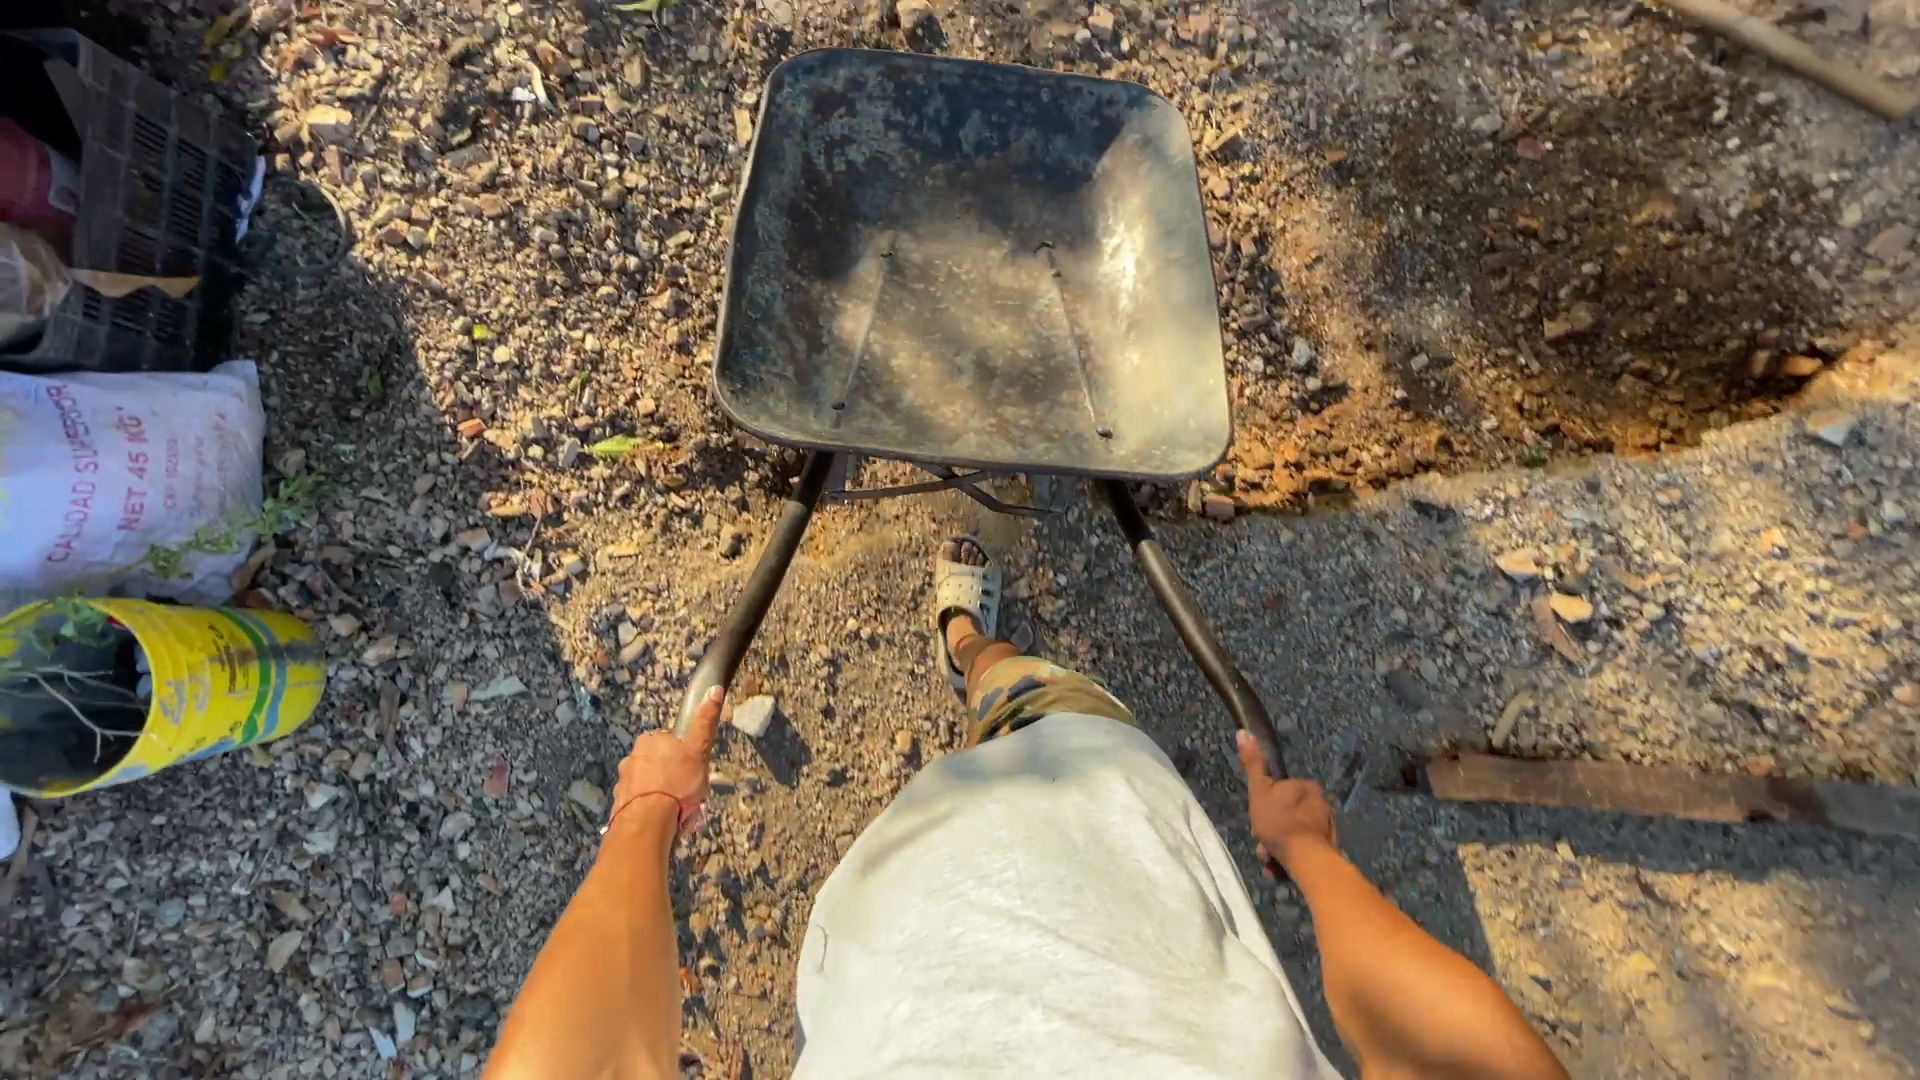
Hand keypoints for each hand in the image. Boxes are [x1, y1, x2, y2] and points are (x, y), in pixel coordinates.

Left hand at [607, 686, 723, 838]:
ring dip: (662, 794)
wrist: (648, 821)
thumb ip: (705, 721)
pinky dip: (651, 809)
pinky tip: (664, 820)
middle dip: (671, 777)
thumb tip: (714, 689)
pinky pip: (640, 803)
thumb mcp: (698, 749)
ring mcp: (623, 782)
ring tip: (678, 812)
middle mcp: (632, 758)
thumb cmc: (677, 782)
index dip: (683, 755)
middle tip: (688, 793)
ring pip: (649, 785)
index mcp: (649, 741)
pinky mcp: (619, 805)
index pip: (669, 742)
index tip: (693, 769)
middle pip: (658, 764)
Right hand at [1235, 728, 1335, 867]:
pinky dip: (1291, 855)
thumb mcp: (1259, 789)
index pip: (1282, 791)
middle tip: (1263, 843)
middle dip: (1272, 829)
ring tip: (1269, 858)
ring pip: (1294, 833)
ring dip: (1278, 845)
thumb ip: (1252, 763)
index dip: (1266, 805)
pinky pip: (1304, 848)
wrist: (1305, 858)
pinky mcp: (1329, 848)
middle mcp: (1322, 803)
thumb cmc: (1279, 820)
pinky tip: (1279, 864)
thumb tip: (1244, 732)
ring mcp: (1327, 827)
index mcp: (1307, 786)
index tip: (1259, 818)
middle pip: (1287, 813)